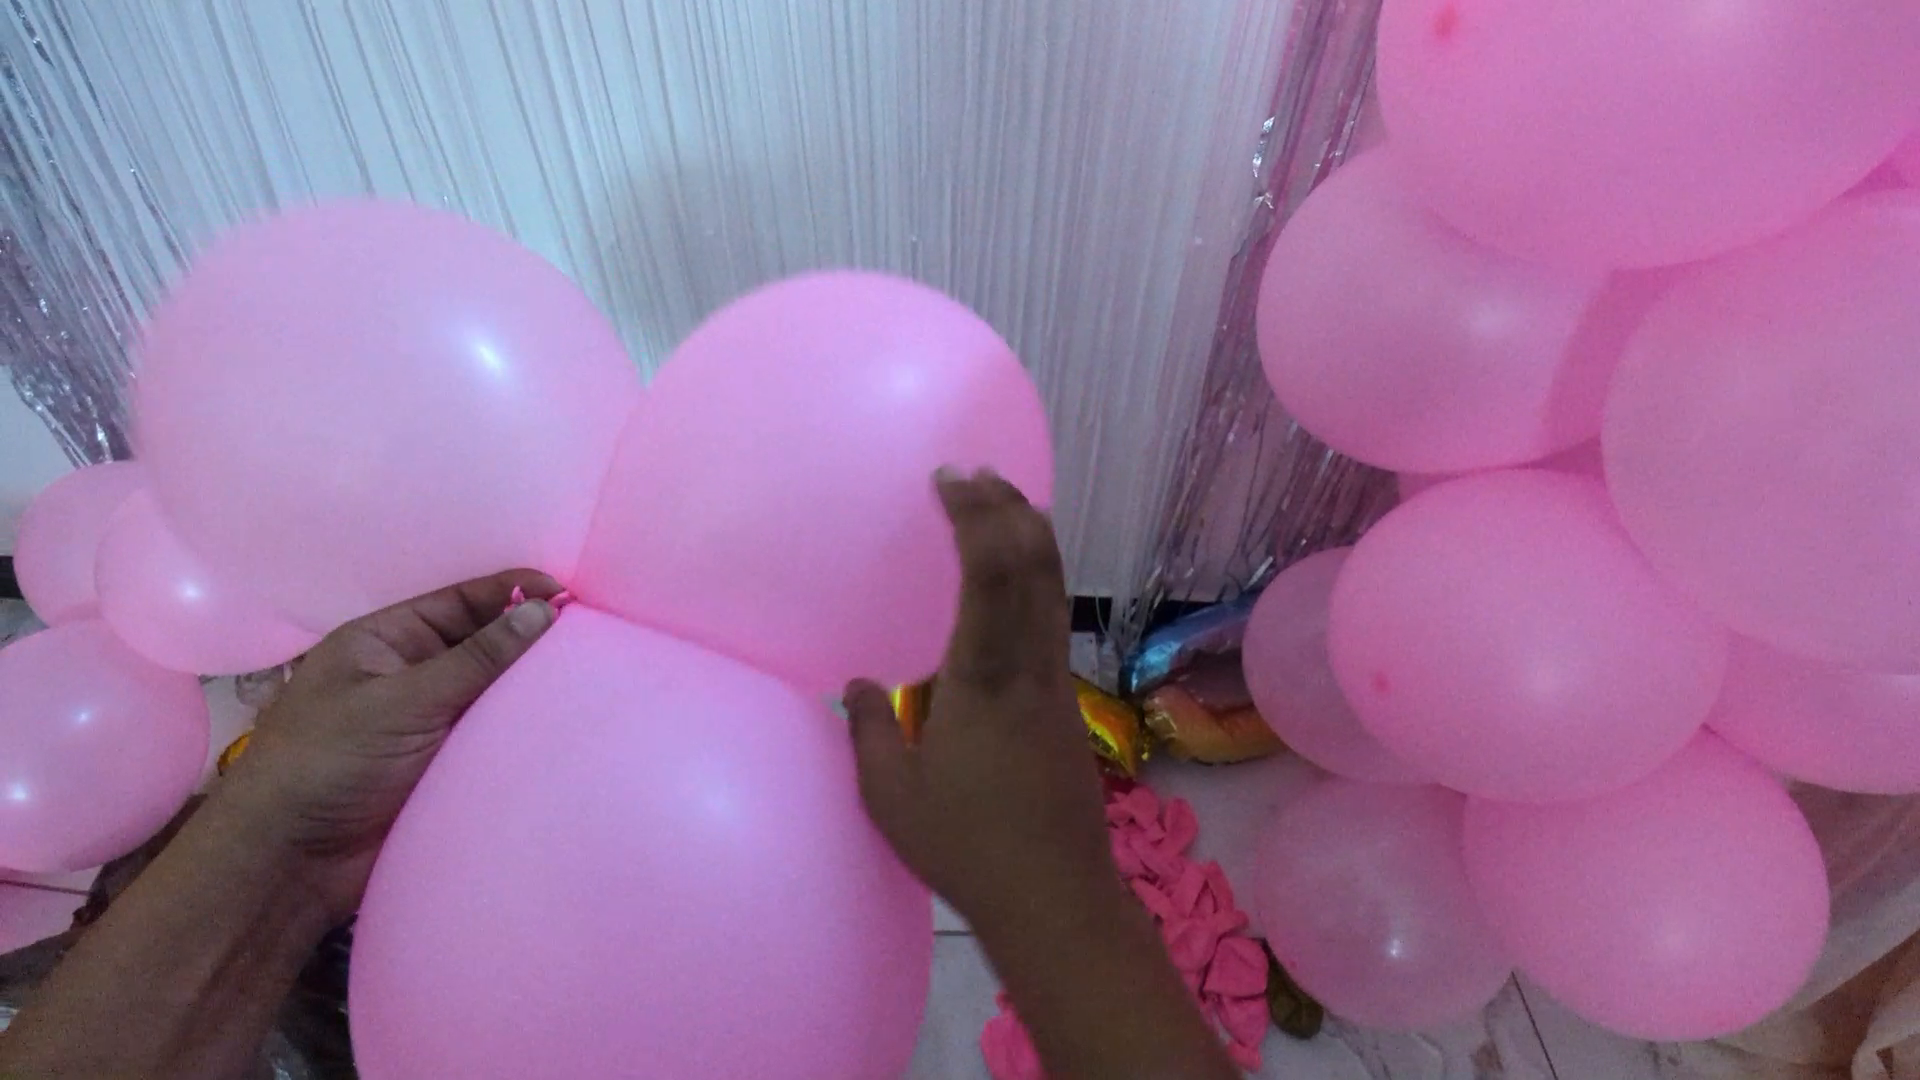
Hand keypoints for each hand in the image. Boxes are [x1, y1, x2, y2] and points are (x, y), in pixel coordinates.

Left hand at [216, 570, 559, 922]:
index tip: (567, 592)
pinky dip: (530, 715)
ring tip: (592, 664)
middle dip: (532, 632)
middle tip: (591, 628)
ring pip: (498, 682)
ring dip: (536, 676)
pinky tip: (570, 708)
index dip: (514, 591)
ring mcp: (435, 715)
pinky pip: (500, 723)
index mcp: (387, 641)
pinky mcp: (453, 755)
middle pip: (486, 638)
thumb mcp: (404, 699)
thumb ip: (479, 655)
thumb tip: (545, 608)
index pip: (462, 601)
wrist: (289, 865)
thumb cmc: (329, 763)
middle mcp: (414, 671)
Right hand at [846, 469, 1118, 929]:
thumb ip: (868, 730)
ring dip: (1031, 535)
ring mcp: (1056, 681)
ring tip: (1004, 504)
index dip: (977, 515)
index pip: (991, 574)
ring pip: (1054, 587)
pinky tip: (1019, 580)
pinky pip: (1054, 616)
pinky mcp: (1067, 701)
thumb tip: (859, 684)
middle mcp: (1030, 665)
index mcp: (984, 678)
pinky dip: (1039, 575)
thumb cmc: (967, 845)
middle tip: (979, 473)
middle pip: (1036, 564)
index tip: (952, 478)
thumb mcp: (892, 795)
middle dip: (1010, 506)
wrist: (1055, 893)